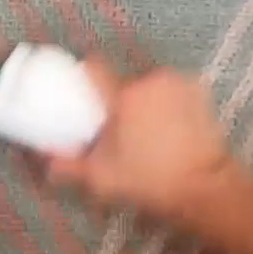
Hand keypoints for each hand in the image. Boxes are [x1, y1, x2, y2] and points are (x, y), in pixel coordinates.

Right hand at [44, 60, 244, 222]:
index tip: (85, 89)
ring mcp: (176, 82)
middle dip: (120, 96)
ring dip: (145, 97)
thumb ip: (69, 166)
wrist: (206, 188)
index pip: (95, 65)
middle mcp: (149, 80)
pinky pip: (172, 86)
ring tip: (149, 127)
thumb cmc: (150, 182)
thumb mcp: (102, 179)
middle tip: (121, 124)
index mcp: (123, 96)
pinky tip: (171, 122)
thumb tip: (46, 159)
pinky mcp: (198, 88)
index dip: (87, 73)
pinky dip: (168, 98)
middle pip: (124, 78)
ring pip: (149, 82)